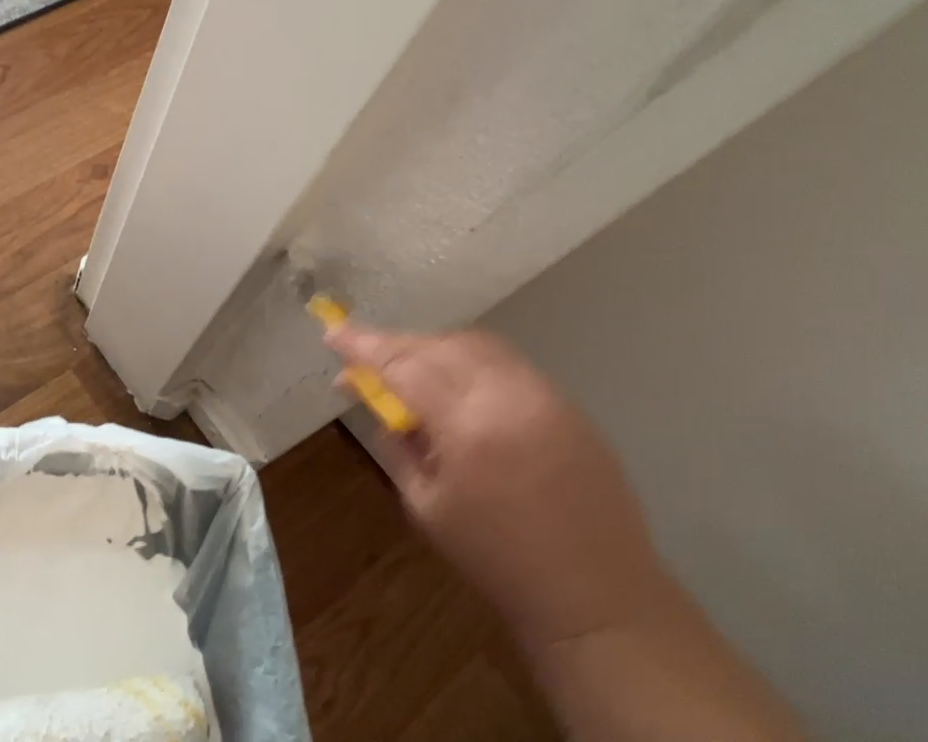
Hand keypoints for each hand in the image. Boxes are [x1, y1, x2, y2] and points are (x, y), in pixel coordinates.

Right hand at [324, 325, 668, 648]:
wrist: (595, 593)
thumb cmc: (495, 558)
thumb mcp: (424, 505)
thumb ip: (397, 444)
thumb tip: (373, 400)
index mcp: (469, 428)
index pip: (404, 366)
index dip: (362, 346)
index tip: (332, 334)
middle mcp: (510, 398)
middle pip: (439, 345)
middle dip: (396, 344)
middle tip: (364, 361)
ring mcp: (546, 398)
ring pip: (477, 345)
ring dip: (433, 347)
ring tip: (408, 369)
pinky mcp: (569, 406)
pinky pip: (507, 364)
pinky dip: (470, 361)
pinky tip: (455, 385)